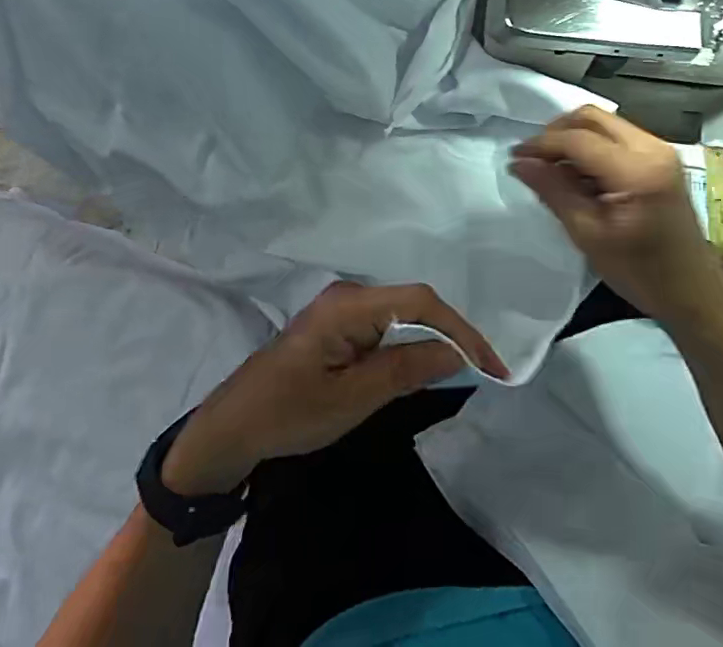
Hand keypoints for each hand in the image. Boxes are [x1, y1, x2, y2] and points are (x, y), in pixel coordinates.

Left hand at [162, 281, 508, 494]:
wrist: (233, 426)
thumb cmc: (289, 414)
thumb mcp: (353, 398)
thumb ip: (406, 370)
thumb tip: (457, 353)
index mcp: (348, 306)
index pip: (419, 302)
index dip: (459, 330)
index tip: (489, 365)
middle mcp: (348, 296)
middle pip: (415, 303)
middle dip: (453, 334)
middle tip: (486, 370)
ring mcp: (343, 309)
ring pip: (403, 315)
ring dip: (435, 340)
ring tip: (468, 368)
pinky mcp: (340, 326)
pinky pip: (387, 326)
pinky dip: (413, 345)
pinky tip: (429, 364)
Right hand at [509, 106, 722, 327]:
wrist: (693, 292)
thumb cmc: (641, 273)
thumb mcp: (589, 236)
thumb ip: (554, 192)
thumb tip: (520, 163)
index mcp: (637, 170)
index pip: (578, 139)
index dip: (541, 144)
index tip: (514, 157)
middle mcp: (652, 148)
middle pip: (592, 118)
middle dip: (556, 132)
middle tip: (533, 159)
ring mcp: (660, 151)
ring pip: (604, 124)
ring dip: (574, 138)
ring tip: (552, 168)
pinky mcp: (661, 159)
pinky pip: (617, 137)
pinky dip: (591, 147)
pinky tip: (577, 174)